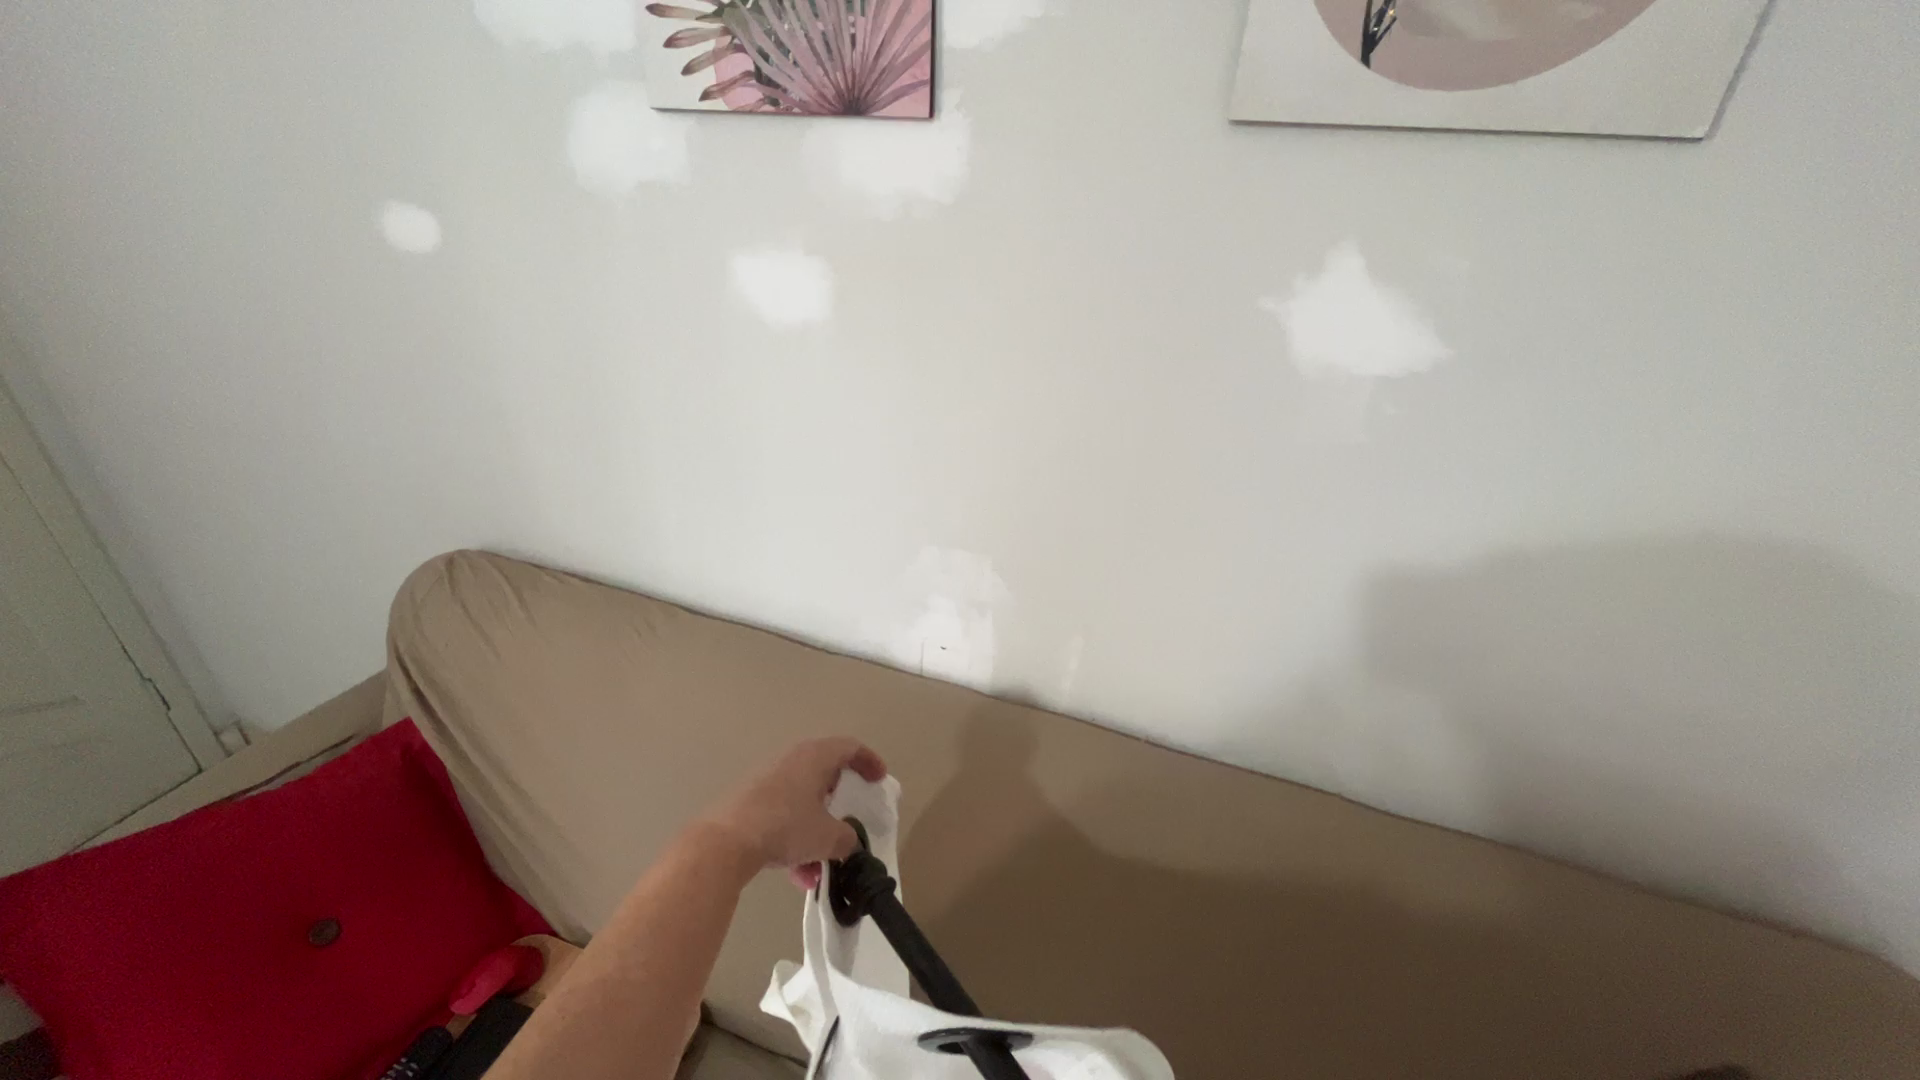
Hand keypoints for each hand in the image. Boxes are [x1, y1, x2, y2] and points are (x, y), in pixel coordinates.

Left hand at [701, 737, 887, 889]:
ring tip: (818, 870)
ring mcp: (767, 780)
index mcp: (815, 756)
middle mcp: (791, 760)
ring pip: (802, 802)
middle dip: (839, 803)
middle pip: (824, 774)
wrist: (724, 842)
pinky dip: (794, 840)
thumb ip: (848, 838)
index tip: (879, 781)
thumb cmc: (786, 827)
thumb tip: (848, 841)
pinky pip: (782, 817)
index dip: (869, 762)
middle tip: (849, 819)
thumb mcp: (828, 838)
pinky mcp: (749, 801)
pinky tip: (795, 876)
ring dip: (815, 834)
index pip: (850, 747)